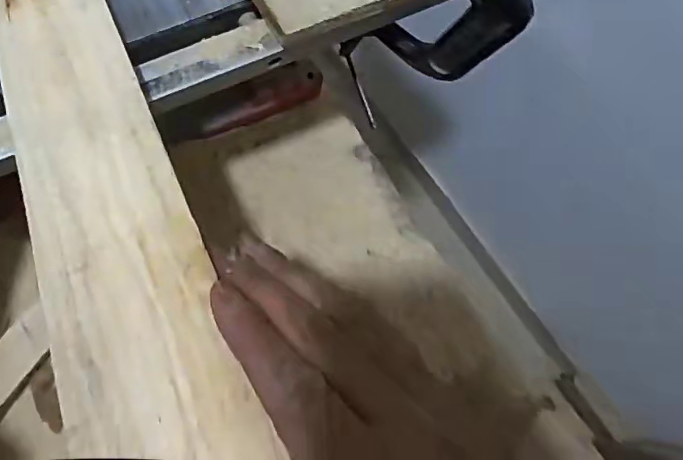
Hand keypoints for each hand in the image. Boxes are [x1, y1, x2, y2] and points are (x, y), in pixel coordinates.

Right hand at [212, 236, 510, 459]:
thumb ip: (297, 432)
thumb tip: (256, 365)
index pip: (295, 387)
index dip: (252, 334)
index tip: (216, 290)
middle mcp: (406, 432)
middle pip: (325, 342)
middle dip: (269, 290)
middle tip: (228, 251)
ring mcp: (442, 417)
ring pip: (362, 330)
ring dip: (304, 284)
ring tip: (262, 250)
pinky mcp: (466, 413)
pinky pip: (397, 344)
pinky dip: (352, 308)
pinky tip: (328, 290)